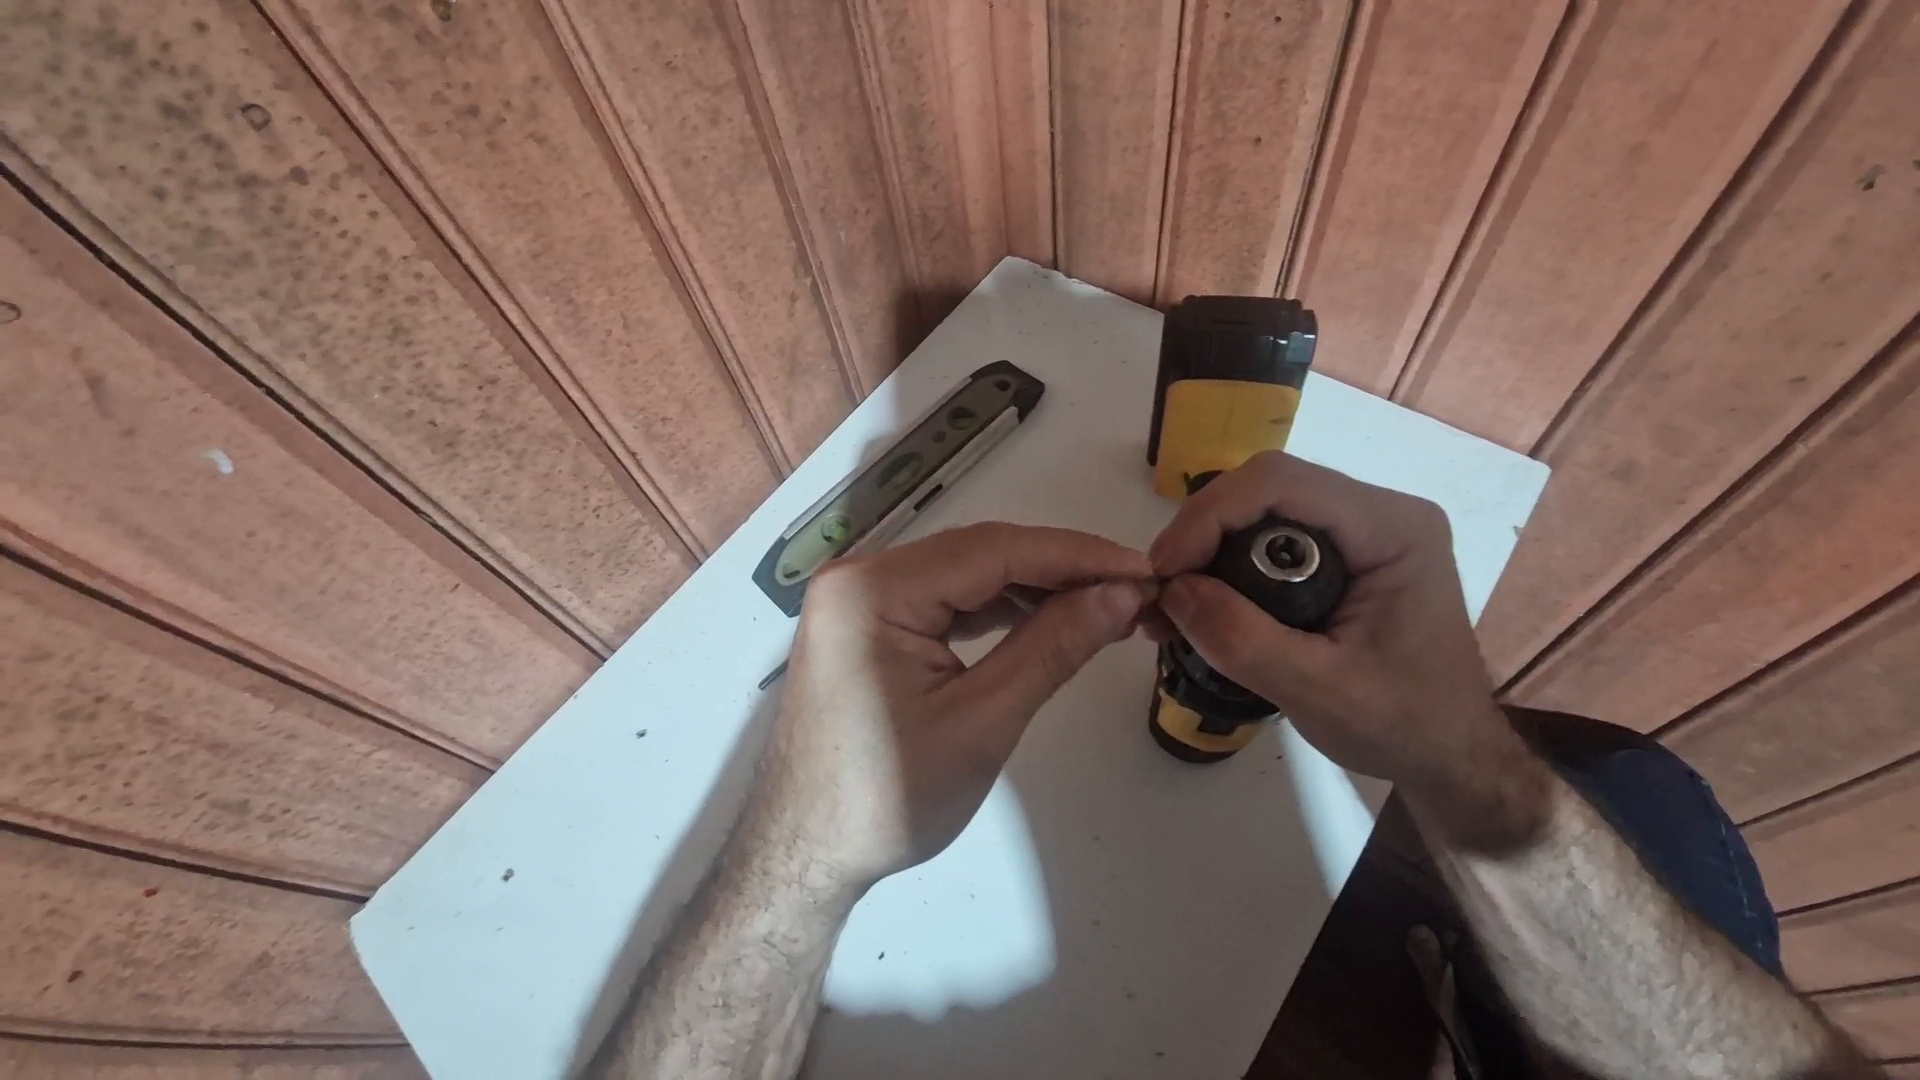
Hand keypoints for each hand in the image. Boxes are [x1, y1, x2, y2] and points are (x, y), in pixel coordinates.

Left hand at [748, 523, 1154, 894]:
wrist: (803, 855)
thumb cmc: (889, 798)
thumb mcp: (981, 721)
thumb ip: (1052, 647)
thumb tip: (1123, 595)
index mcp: (874, 588)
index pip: (995, 549)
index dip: (1077, 556)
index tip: (1145, 570)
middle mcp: (860, 575)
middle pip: (978, 555)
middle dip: (1059, 571)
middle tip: (1134, 592)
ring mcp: (859, 600)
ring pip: (964, 576)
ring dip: (1032, 590)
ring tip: (1102, 607)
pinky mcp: (866, 626)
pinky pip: (942, 602)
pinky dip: (994, 611)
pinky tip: (1042, 620)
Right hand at [1148, 453, 1538, 825]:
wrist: (1448, 753)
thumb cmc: (1401, 725)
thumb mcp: (1318, 691)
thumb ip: (1243, 640)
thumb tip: (1171, 591)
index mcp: (1392, 529)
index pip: (1280, 483)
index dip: (1209, 516)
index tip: (1165, 572)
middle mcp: (1378, 512)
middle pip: (1264, 487)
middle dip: (1201, 530)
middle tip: (1162, 589)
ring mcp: (1360, 529)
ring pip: (1259, 507)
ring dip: (1206, 547)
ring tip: (1173, 601)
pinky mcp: (1341, 553)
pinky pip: (1268, 535)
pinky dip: (1224, 562)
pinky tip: (1201, 603)